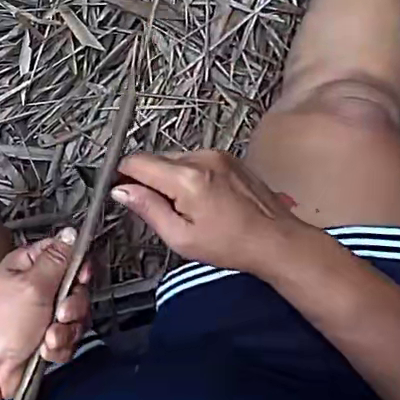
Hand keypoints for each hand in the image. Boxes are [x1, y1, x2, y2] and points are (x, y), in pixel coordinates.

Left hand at [0, 230, 91, 399]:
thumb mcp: (32, 285)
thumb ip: (57, 259)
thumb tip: (72, 233)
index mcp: (28, 264)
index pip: (65, 252)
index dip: (78, 265)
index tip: (80, 277)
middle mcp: (36, 285)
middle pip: (77, 285)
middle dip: (73, 303)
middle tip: (59, 311)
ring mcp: (42, 311)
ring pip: (77, 314)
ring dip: (66, 329)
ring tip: (48, 334)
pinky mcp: (47, 335)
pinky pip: (70, 336)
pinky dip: (60, 345)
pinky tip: (44, 348)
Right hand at [112, 150, 319, 275]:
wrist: (278, 241)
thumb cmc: (232, 245)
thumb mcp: (181, 237)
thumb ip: (148, 209)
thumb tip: (121, 191)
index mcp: (186, 178)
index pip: (136, 162)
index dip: (123, 176)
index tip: (122, 191)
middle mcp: (201, 158)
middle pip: (155, 160)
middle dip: (149, 180)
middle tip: (159, 210)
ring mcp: (216, 154)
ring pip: (174, 159)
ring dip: (169, 178)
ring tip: (187, 208)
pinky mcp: (226, 156)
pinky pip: (193, 160)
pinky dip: (188, 176)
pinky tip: (203, 200)